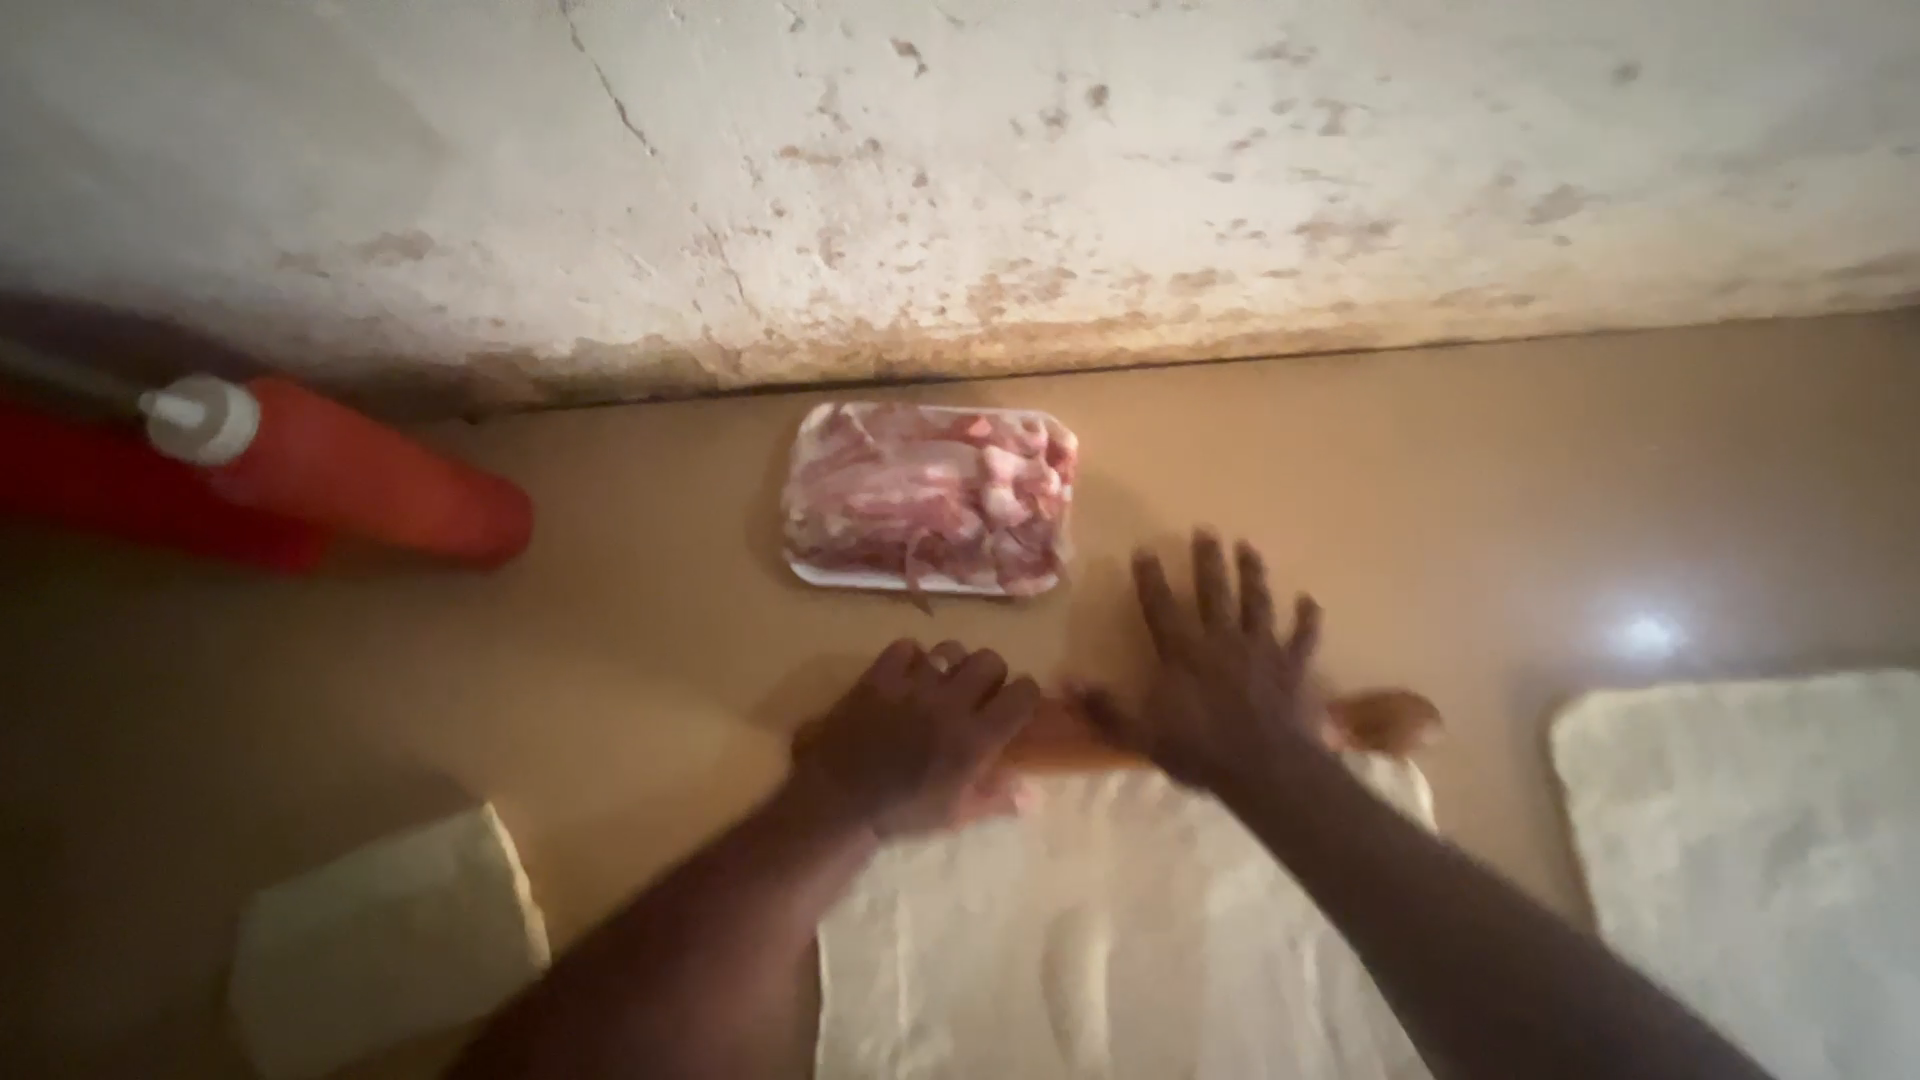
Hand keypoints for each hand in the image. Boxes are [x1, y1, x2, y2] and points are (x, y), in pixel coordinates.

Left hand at [793, 639, 1039, 836]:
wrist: (840, 802)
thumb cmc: (902, 813)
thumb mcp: (954, 815)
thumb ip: (996, 799)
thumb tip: (1034, 796)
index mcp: (975, 738)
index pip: (1021, 694)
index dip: (1025, 694)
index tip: (1016, 703)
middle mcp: (950, 704)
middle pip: (990, 660)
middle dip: (991, 673)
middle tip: (978, 692)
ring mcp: (913, 686)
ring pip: (950, 649)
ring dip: (952, 663)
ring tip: (942, 681)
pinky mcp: (880, 676)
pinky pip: (906, 647)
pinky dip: (910, 657)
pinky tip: (907, 676)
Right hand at [1073, 530, 1326, 791]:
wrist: (1267, 770)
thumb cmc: (1201, 751)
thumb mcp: (1142, 735)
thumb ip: (1106, 708)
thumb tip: (1067, 683)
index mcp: (1183, 653)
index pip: (1161, 607)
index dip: (1150, 579)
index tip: (1144, 550)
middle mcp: (1222, 640)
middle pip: (1213, 592)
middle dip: (1208, 561)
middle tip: (1206, 530)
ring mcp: (1261, 650)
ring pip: (1257, 602)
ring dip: (1253, 574)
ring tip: (1249, 547)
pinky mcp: (1293, 667)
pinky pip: (1303, 637)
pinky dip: (1307, 619)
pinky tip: (1310, 600)